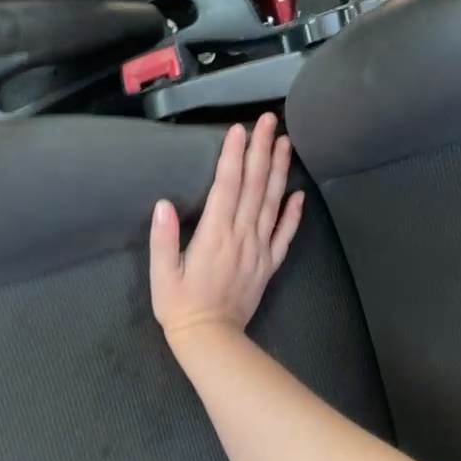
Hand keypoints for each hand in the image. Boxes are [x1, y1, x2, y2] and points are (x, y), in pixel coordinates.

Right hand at [150, 113, 305, 340]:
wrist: (210, 339)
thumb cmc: (179, 306)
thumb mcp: (161, 274)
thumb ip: (163, 238)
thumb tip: (164, 204)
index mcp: (214, 235)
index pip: (227, 186)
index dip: (233, 155)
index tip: (238, 129)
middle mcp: (241, 237)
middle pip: (254, 186)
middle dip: (261, 150)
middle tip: (268, 120)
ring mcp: (258, 250)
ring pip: (272, 203)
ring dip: (279, 171)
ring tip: (285, 143)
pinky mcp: (267, 265)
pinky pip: (284, 235)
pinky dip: (293, 213)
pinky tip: (298, 194)